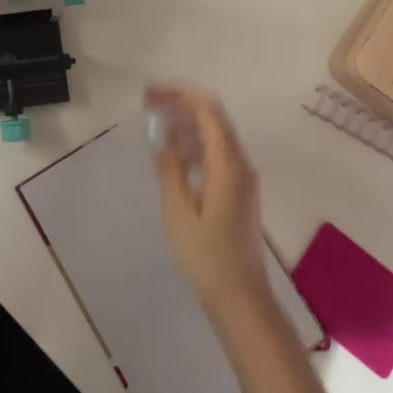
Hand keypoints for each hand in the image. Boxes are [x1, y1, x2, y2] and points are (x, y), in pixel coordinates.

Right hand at [150, 86, 271, 314]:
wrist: (241, 298)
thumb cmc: (206, 255)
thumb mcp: (177, 211)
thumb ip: (169, 168)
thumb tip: (163, 136)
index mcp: (227, 163)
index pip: (207, 110)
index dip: (179, 95)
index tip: (150, 94)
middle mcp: (241, 164)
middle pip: (213, 118)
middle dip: (182, 104)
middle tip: (149, 104)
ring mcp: (243, 178)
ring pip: (216, 135)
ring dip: (187, 123)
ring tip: (156, 125)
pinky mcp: (239, 192)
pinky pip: (218, 153)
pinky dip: (195, 143)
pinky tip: (174, 155)